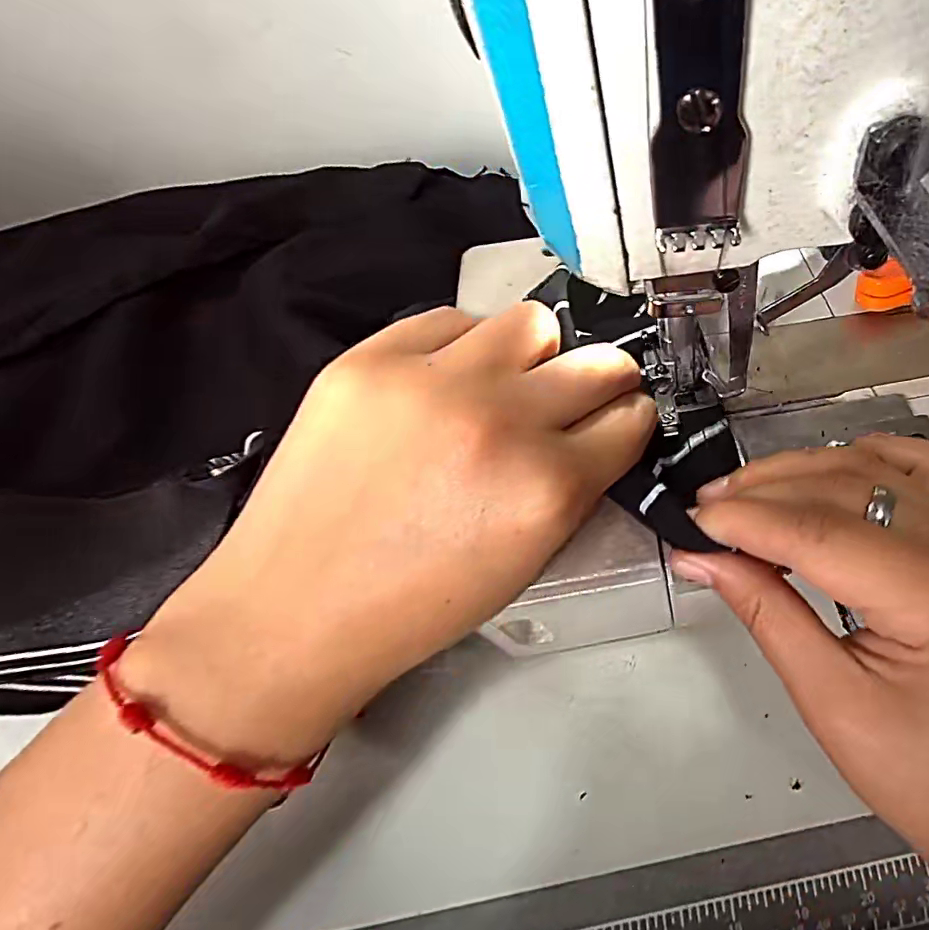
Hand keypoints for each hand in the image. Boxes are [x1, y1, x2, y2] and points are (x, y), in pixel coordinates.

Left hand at [125, 302, 655, 761]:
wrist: (297, 609)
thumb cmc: (428, 600)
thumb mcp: (533, 555)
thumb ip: (579, 485)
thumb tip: (602, 429)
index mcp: (549, 487)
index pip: (631, 418)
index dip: (630, 420)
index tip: (617, 423)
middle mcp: (502, 423)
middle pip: (600, 363)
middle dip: (607, 380)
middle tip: (580, 398)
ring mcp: (432, 382)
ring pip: (531, 322)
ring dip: (536, 354)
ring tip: (507, 384)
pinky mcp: (369, 361)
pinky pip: (452, 321)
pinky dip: (464, 348)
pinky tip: (445, 383)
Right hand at [667, 437, 928, 923]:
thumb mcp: (836, 708)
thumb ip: (769, 616)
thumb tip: (703, 557)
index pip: (828, 535)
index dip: (751, 521)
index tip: (691, 520)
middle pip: (854, 489)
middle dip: (769, 491)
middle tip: (706, 506)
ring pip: (884, 471)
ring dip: (808, 474)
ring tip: (748, 494)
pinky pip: (921, 478)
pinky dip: (864, 467)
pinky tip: (823, 481)